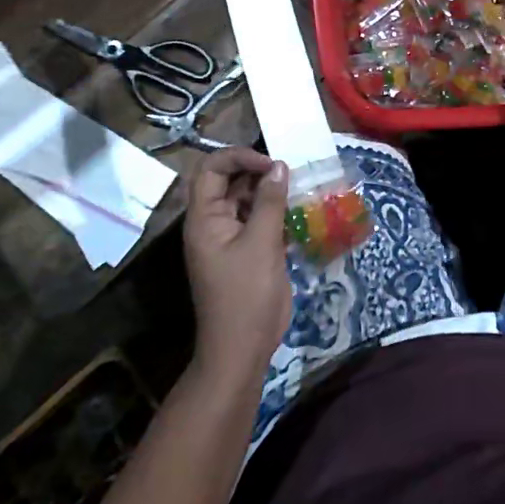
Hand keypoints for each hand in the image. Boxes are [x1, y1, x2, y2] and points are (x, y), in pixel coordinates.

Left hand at [182, 147, 291, 376]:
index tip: (271, 164)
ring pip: (247, 199)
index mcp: (204, 218)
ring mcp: (230, 237)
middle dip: (258, 171)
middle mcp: (213, 222)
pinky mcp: (248, 250)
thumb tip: (279, 166)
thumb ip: (270, 202)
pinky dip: (277, 211)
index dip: (239, 157)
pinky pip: (259, 219)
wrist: (242, 346)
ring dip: (270, 190)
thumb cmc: (246, 293)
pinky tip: (300, 210)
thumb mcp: (260, 243)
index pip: (211, 169)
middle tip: (290, 172)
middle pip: (229, 181)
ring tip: (299, 186)